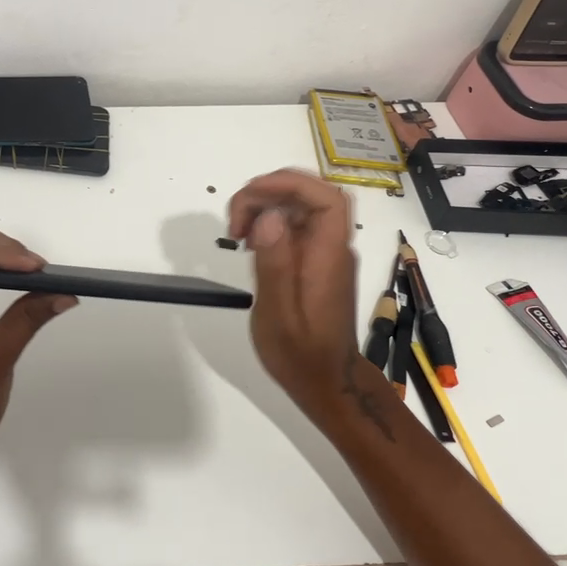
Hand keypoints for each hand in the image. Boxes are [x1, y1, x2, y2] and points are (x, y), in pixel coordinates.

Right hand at [227, 170, 359, 414]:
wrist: (326, 382)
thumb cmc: (301, 354)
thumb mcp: (279, 315)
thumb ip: (275, 264)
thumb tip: (270, 217)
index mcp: (328, 255)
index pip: (326, 198)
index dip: (290, 183)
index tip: (251, 194)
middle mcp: (332, 247)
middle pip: (309, 195)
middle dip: (267, 193)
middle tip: (234, 222)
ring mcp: (324, 252)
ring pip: (298, 206)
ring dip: (263, 207)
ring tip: (236, 233)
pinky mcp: (313, 260)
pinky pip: (294, 225)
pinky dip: (268, 223)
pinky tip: (249, 244)